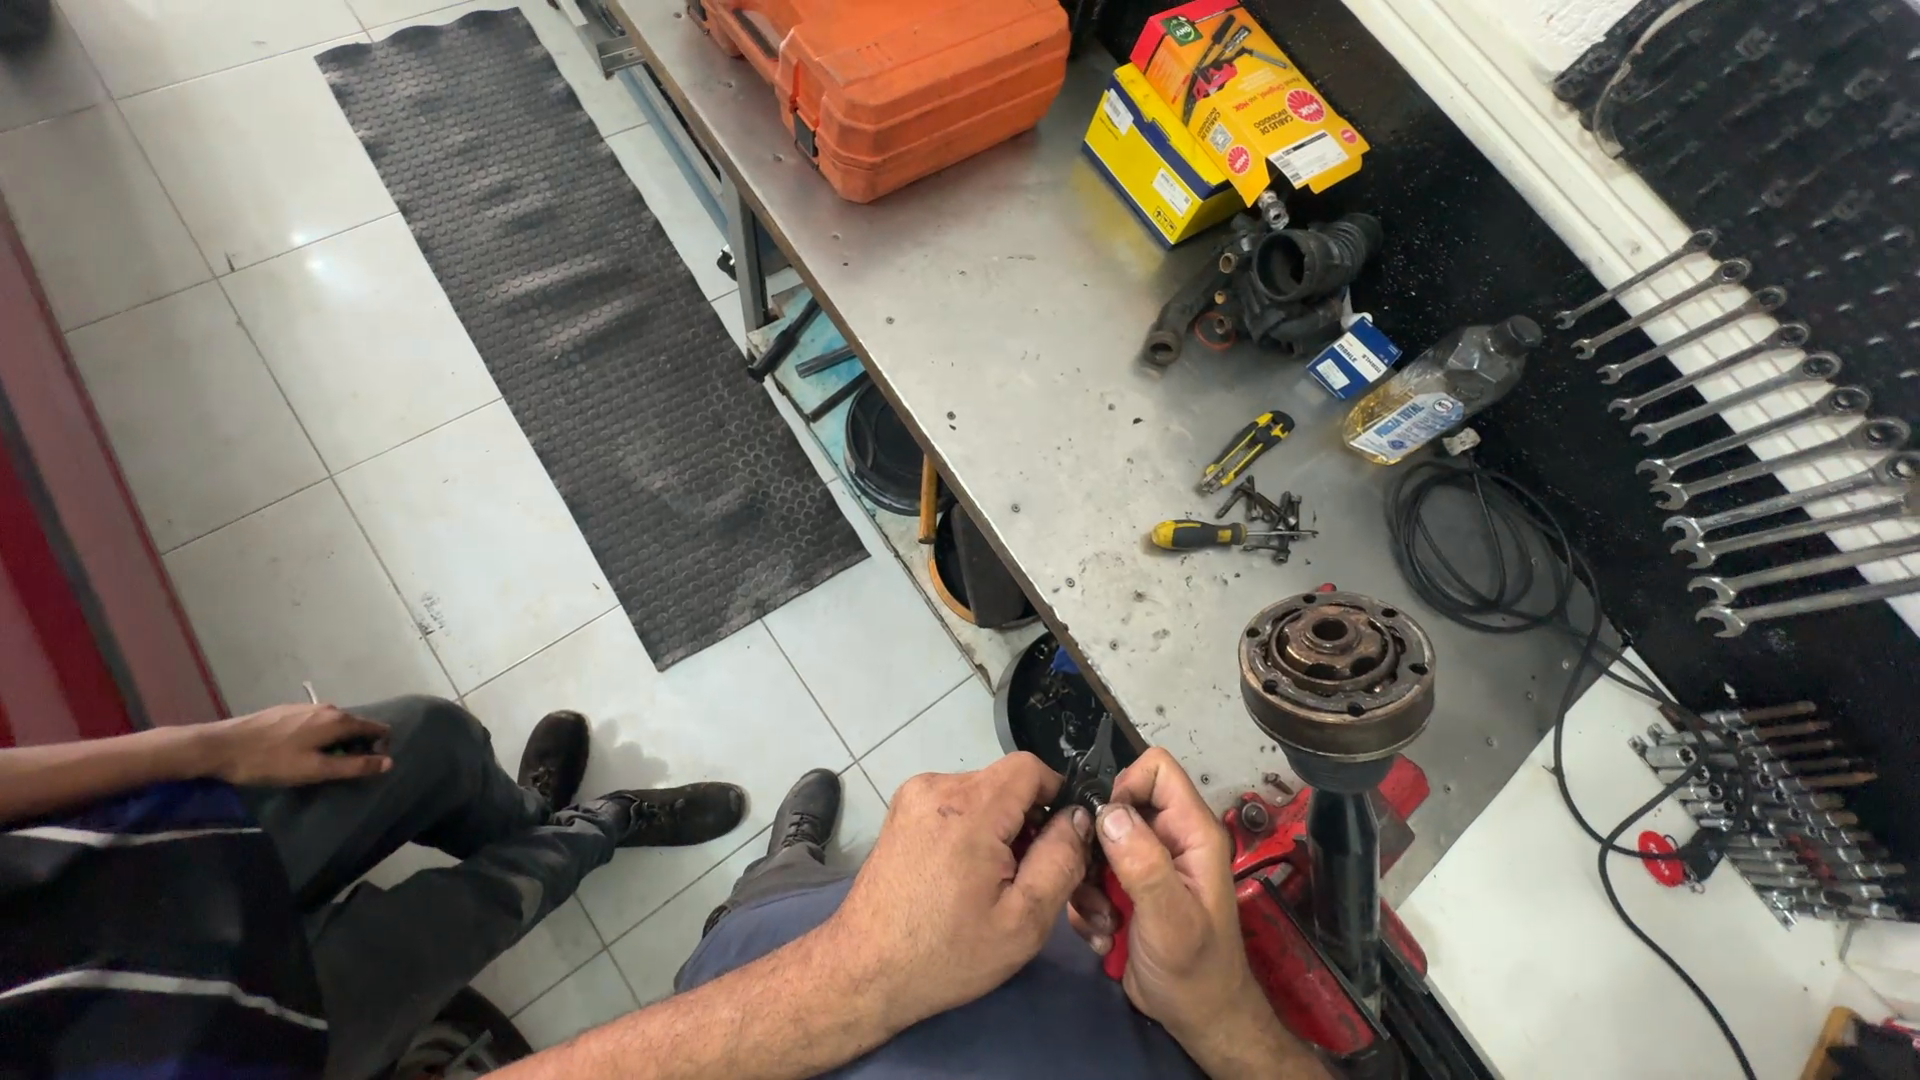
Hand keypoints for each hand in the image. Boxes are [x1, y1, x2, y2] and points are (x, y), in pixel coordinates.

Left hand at [201, 703, 392, 786]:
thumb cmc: (269, 761)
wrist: (216, 746)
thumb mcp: (314, 769)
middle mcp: (329, 708)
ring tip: (310, 762)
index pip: (378, 729)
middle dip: (354, 747)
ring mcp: (306, 707)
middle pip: (356, 727)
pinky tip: (292, 751)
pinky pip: (315, 723)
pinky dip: (316, 736)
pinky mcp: (287, 710)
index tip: (361, 767)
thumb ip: (353, 766)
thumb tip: (389, 762)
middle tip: (331, 769)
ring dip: (333, 742)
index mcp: (340, 721)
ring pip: (334, 725)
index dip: (378, 749)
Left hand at [821, 753, 1090, 1032]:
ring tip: (996, 880)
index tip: (1062, 839)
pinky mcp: (902, 809)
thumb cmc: (947, 952)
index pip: (1030, 767)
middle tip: (1031, 874)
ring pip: (982, 793)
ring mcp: (914, 794)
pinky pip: (956, 803)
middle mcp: (938, 786)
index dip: (1056, 796)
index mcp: (969, 808)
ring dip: (1000, 826)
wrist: (864, 969)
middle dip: (1028, 820)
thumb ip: (1061, 859)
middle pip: (1006, 782)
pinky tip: (966, 873)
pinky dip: (972, 828)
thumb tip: (1079, 816)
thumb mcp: (1023, 920)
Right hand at [1093, 748, 1264, 1043]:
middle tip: (1095, 880)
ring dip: (1089, 878)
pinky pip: (1091, 871)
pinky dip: (1088, 899)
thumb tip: (1108, 812)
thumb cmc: (1196, 971)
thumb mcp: (1172, 919)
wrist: (1199, 1021)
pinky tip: (1102, 931)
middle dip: (1096, 841)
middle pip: (1117, 803)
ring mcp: (1146, 862)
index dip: (1125, 786)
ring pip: (1097, 839)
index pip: (1156, 769)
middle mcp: (1169, 838)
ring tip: (1102, 917)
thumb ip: (1143, 863)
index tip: (1106, 827)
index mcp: (1192, 832)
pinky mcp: (1126, 886)